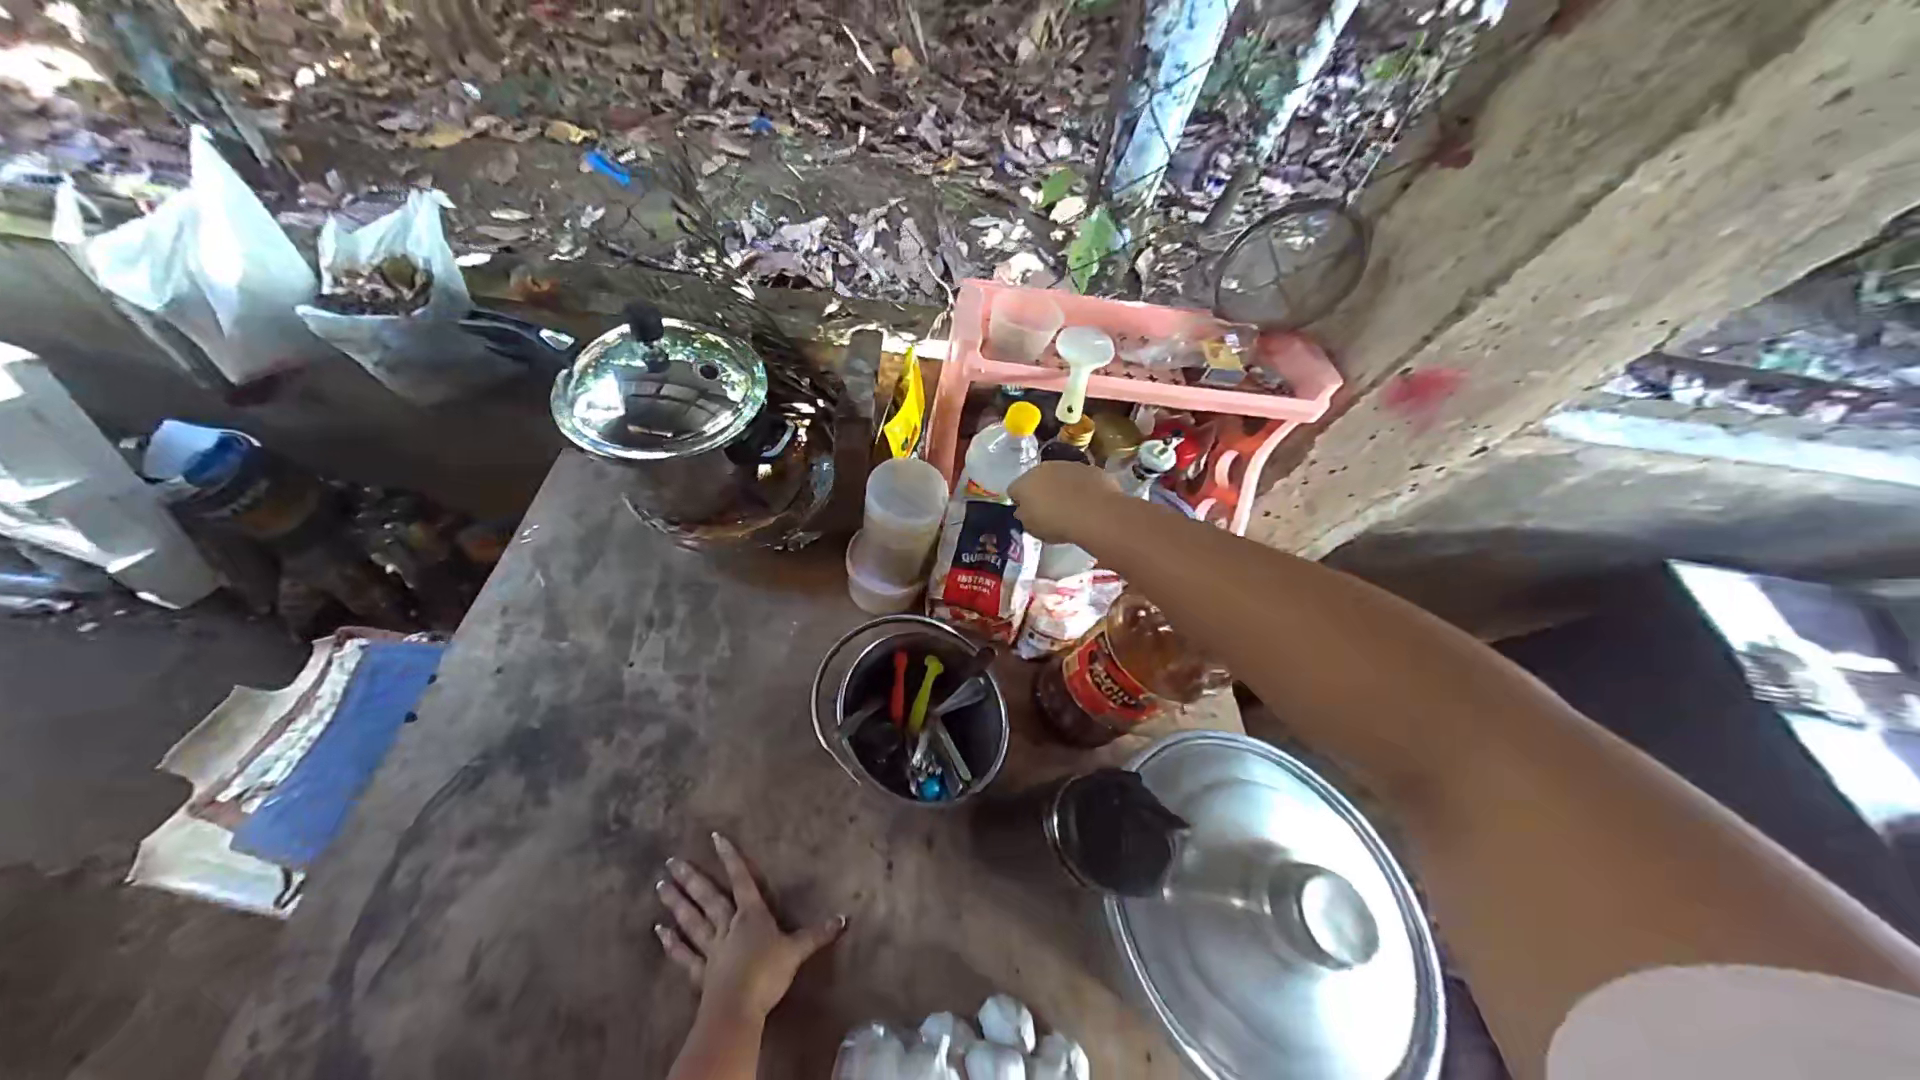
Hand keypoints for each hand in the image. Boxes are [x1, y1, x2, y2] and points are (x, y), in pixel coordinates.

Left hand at [655, 832, 845, 1022]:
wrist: (738, 1008)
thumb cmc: (767, 973)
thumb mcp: (797, 951)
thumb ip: (817, 934)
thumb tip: (844, 918)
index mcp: (750, 915)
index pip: (741, 880)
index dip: (730, 858)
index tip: (715, 837)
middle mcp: (727, 925)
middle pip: (707, 898)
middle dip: (691, 878)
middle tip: (671, 862)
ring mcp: (711, 949)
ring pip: (692, 921)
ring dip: (677, 903)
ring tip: (661, 887)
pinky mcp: (699, 973)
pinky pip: (683, 954)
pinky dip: (671, 942)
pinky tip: (660, 930)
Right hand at [1008, 460, 1120, 543]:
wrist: (1096, 512)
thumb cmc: (1057, 523)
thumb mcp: (1032, 528)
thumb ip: (1024, 516)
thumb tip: (1023, 509)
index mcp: (1024, 483)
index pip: (1013, 491)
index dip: (1020, 502)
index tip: (1028, 514)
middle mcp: (1043, 468)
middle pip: (1036, 479)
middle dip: (1040, 491)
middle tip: (1048, 509)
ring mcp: (1067, 465)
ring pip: (1058, 475)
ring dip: (1060, 487)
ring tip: (1070, 506)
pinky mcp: (1089, 468)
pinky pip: (1079, 478)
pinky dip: (1080, 486)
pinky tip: (1087, 501)